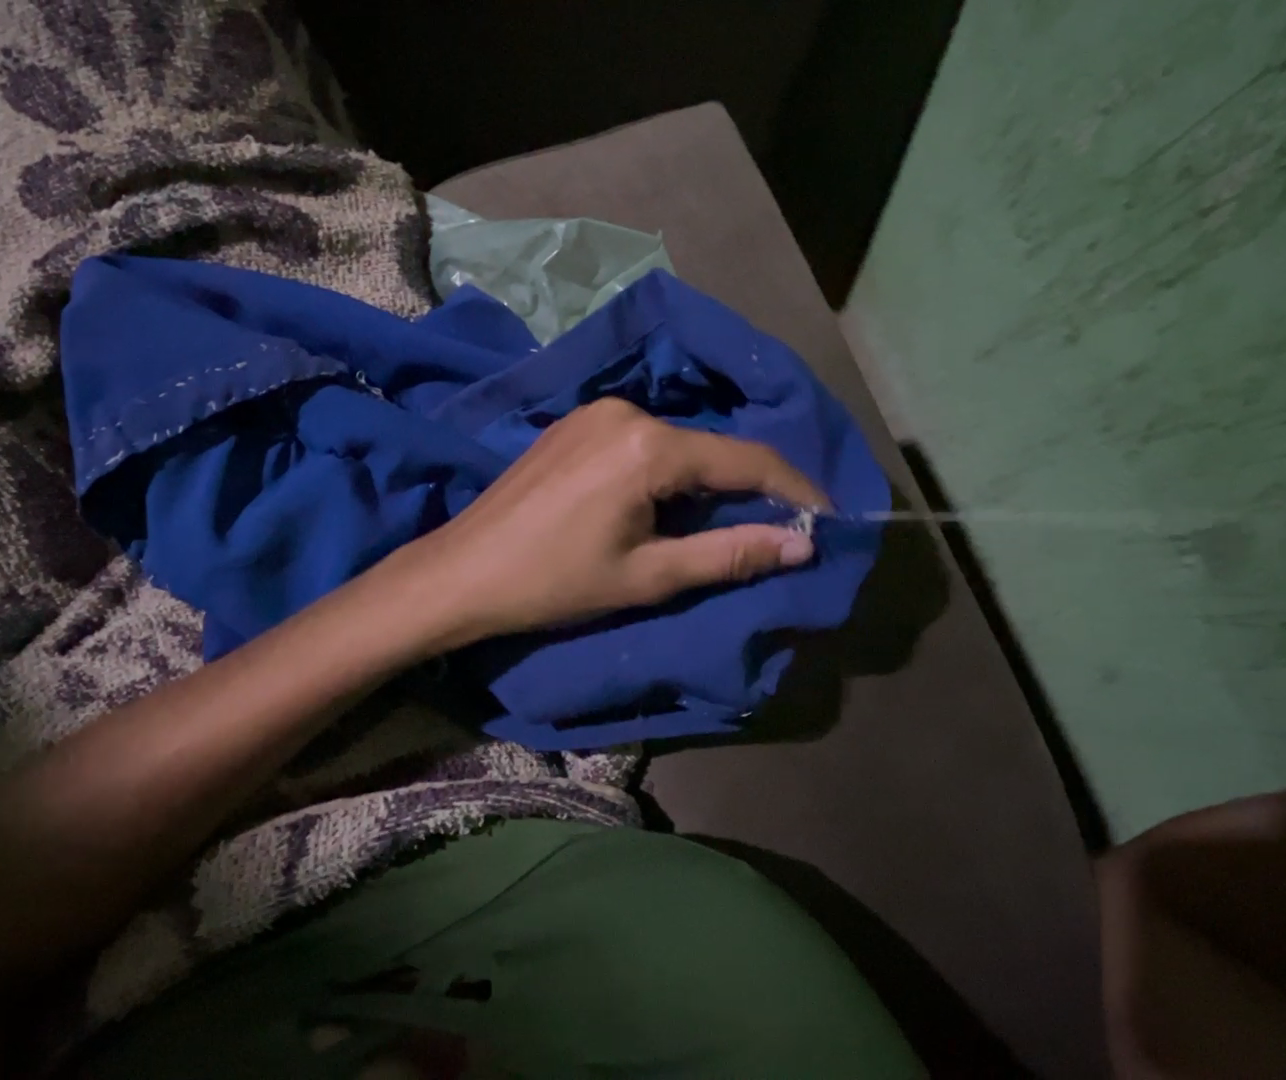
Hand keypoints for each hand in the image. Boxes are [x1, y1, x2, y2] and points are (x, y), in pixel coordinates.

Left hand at [380, 398, 829, 648]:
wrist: (461, 572)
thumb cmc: (554, 582)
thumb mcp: (648, 577)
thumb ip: (729, 554)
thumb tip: (801, 543)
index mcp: (649, 445)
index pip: (745, 461)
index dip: (793, 490)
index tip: (824, 520)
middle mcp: (628, 412)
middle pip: (711, 450)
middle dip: (748, 490)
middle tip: (776, 531)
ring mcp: (597, 413)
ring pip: (678, 446)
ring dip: (706, 484)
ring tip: (722, 527)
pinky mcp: (575, 424)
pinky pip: (643, 443)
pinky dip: (668, 473)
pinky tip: (665, 507)